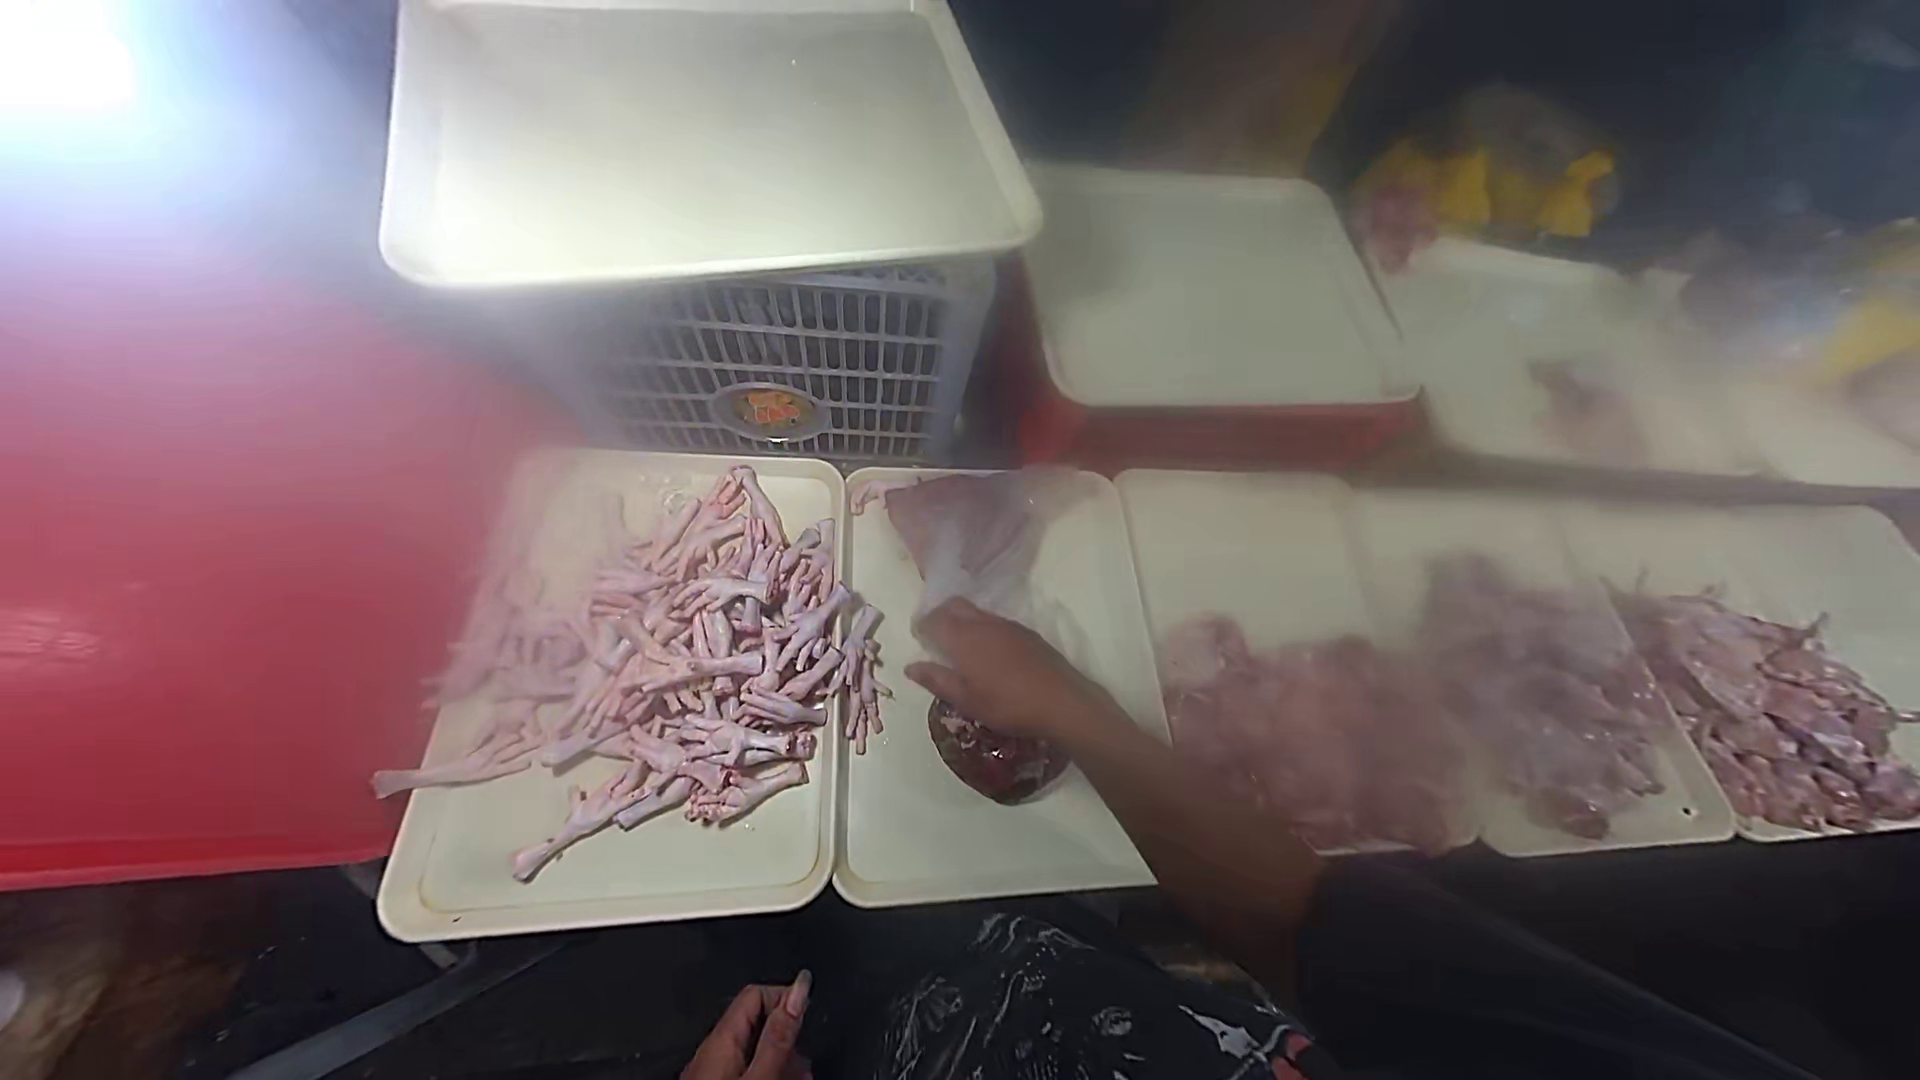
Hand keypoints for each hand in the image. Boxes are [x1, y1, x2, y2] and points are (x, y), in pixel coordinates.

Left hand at [682, 971, 810, 1079]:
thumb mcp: (760, 1075)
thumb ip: (779, 1033)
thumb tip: (800, 986)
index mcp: (719, 1039)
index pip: (757, 991)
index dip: (786, 998)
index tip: (807, 1016)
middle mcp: (710, 1053)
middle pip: (756, 1023)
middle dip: (787, 1034)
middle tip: (805, 1058)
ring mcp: (708, 1074)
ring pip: (752, 1051)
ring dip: (780, 1057)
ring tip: (799, 1074)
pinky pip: (744, 1070)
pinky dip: (766, 1071)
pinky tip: (779, 1078)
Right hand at [906, 599, 1124, 740]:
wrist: (1061, 701)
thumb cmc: (1007, 704)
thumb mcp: (966, 700)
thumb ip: (936, 680)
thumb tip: (910, 667)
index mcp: (964, 638)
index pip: (934, 619)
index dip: (923, 626)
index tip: (919, 638)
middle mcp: (984, 623)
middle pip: (955, 605)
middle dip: (940, 615)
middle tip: (935, 637)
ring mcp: (1008, 625)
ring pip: (976, 612)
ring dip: (963, 621)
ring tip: (961, 647)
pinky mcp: (1026, 633)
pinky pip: (995, 621)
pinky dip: (983, 628)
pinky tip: (990, 653)